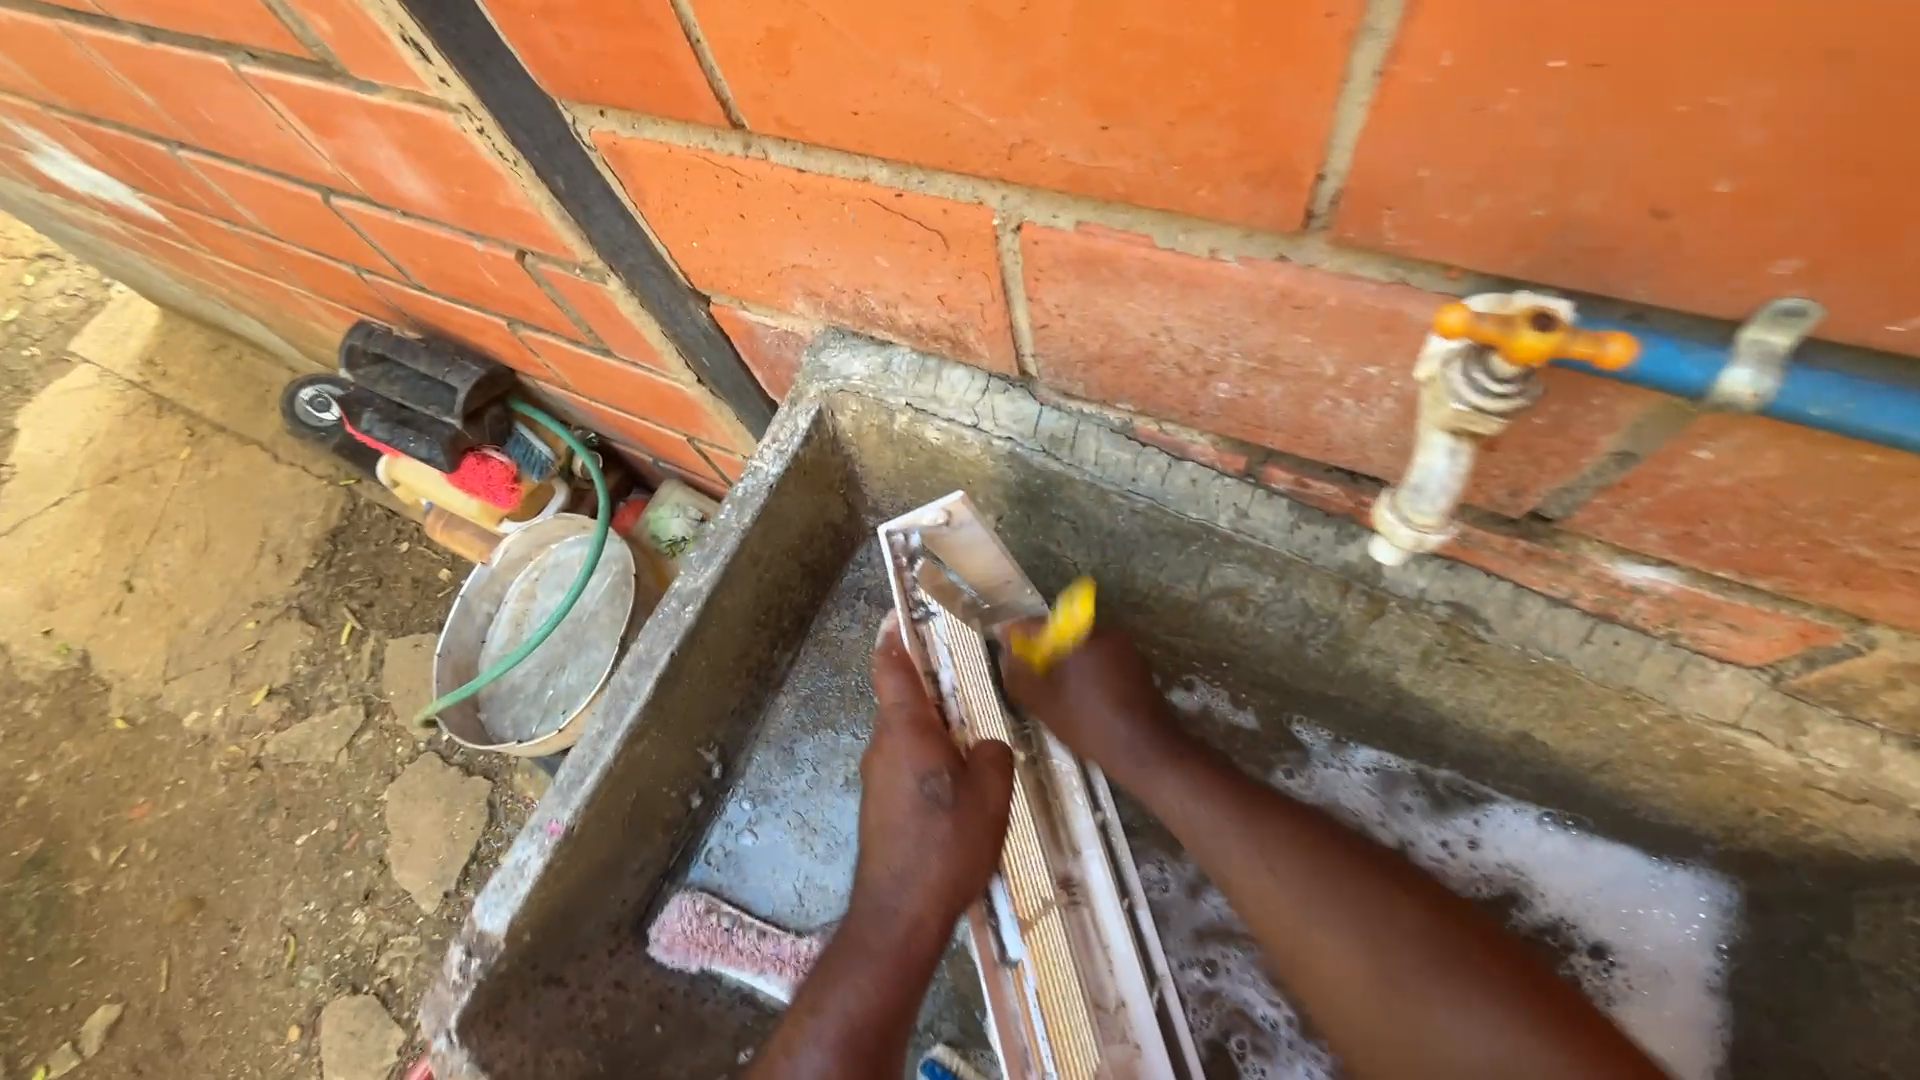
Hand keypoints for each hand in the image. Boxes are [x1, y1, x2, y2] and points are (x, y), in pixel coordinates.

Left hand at [851, 614, 1014, 941]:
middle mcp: (882, 746)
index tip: (898, 614)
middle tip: (974, 696)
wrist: (899, 913)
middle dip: (936, 695)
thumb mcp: (991, 792)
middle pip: (905, 703)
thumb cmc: (946, 843)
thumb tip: (982, 746)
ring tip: (975, 754)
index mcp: (905, 729)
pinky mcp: (879, 807)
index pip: (891, 667)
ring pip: (908, 738)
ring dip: (936, 735)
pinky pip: (906, 768)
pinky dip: (930, 765)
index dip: (894, 636)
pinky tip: (959, 796)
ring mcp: (875, 778)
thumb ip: (992, 753)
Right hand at [997, 623, 1192, 788]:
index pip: (1037, 624)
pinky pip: (1102, 658)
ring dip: (1067, 660)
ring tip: (1055, 688)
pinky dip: (1088, 670)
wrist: (1146, 749)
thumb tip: (1007, 656)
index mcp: (1078, 636)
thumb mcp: (1043, 704)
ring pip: (1084, 646)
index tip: (1003, 643)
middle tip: (1029, 671)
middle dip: (1043, 648)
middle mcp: (1104, 632)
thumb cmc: (1090, 724)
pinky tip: (1083, 696)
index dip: (1016, 633)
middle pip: (1062, 632)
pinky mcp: (1138, 664)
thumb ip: (1018, 675)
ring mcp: (1125, 647)